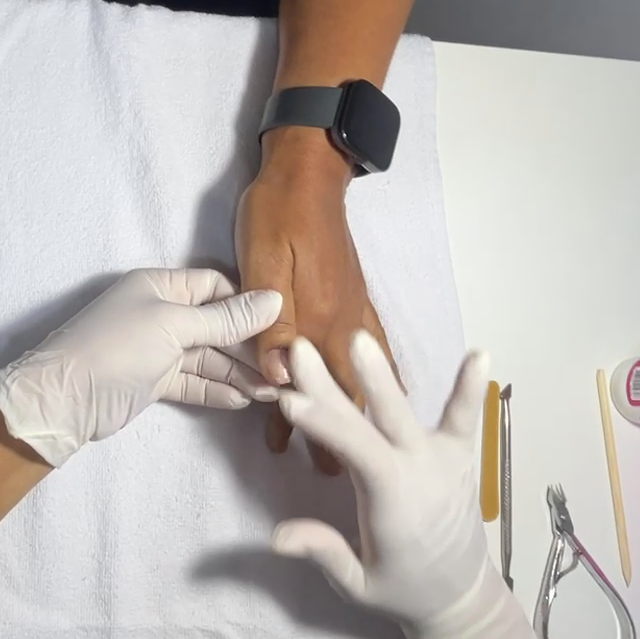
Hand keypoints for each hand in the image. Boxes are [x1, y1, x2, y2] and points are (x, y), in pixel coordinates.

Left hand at [0, 269, 283, 466]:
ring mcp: (156, 349)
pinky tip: (244, 401)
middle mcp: (160, 313)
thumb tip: (275, 299)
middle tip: (284, 368)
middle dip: (248, 345)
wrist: (66, 398)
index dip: (246, 303)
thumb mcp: (174, 326)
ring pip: (207, 357)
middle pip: (215, 324)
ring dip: (238, 373)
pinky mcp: (153, 381)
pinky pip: (193, 382)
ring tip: (272, 392)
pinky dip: (216, 390)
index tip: (281, 325)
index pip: (215, 286)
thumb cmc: (118, 347)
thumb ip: (225, 318)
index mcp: (160, 286)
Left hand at [238, 128, 394, 472]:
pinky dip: (370, 371)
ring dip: (353, 404)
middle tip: (332, 469)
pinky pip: (364, 343)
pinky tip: (376, 386)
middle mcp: (341, 318)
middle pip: (343, 385)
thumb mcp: (263, 263)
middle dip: (337, 427)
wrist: (309, 169)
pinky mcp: (350, 293)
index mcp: (316, 317)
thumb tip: (280, 377)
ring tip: (353, 439)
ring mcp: (350, 305)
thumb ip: (270, 321)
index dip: (307, 422)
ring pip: (355, 368)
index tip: (305, 458)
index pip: (314, 384)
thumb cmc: (277, 214)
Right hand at [270, 333, 537, 638]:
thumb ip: (324, 552)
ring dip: (382, 376)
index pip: (353, 452)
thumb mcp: (358, 583)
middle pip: (370, 421)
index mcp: (392, 501)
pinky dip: (469, 388)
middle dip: (334, 385)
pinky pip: (465, 420)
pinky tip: (480, 354)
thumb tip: (276, 538)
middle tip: (303, 350)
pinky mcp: (459, 458)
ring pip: (406, 413)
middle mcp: (417, 473)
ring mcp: (442, 461)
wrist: (463, 599)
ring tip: (359, 337)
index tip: (288, 399)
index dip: (321, 425)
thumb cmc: (402, 589)